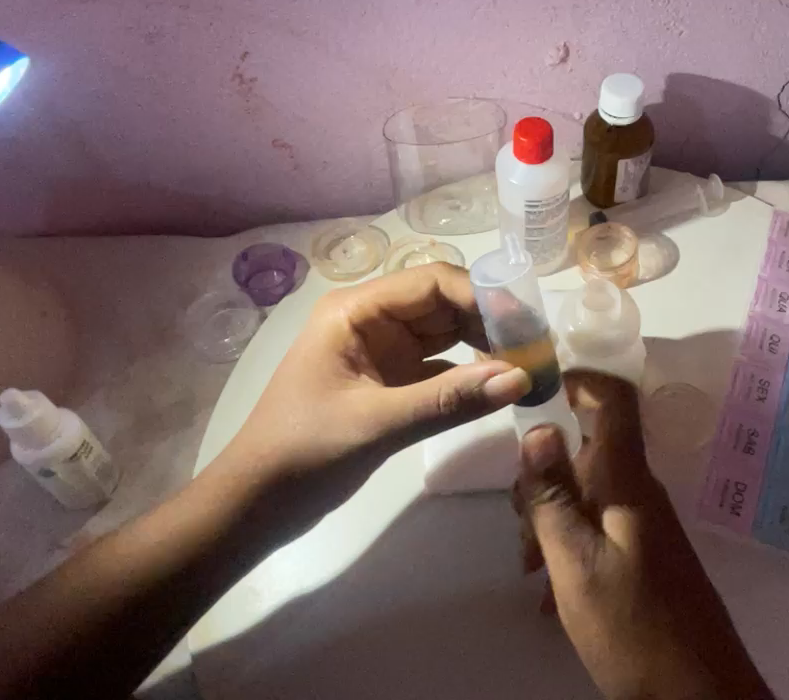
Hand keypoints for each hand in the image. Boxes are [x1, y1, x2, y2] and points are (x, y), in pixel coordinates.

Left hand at [203, 263, 530, 501]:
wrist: (252, 507)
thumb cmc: (303, 454)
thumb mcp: (378, 424)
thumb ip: (450, 399)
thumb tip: (521, 378)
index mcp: (357, 310)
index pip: (433, 282)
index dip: (483, 297)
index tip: (526, 324)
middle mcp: (372, 320)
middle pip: (445, 303)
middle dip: (491, 320)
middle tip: (536, 347)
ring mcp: (382, 349)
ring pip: (447, 332)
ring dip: (485, 345)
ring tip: (527, 363)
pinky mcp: (390, 379)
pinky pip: (441, 363)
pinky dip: (471, 371)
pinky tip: (499, 383)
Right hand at [516, 373, 772, 699]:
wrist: (698, 693)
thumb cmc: (633, 625)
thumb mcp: (575, 564)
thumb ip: (554, 496)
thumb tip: (538, 426)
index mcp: (626, 480)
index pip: (613, 400)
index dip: (578, 379)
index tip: (535, 388)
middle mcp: (637, 489)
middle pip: (584, 447)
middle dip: (542, 472)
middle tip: (519, 521)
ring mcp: (641, 521)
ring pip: (584, 489)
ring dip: (549, 515)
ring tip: (527, 567)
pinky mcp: (641, 551)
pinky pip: (596, 523)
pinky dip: (566, 543)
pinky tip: (546, 588)